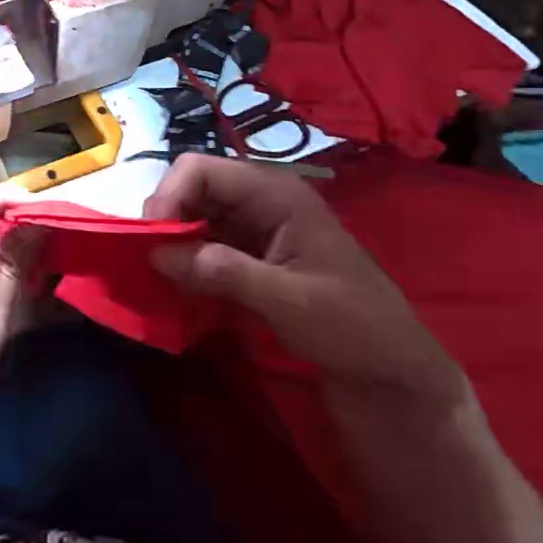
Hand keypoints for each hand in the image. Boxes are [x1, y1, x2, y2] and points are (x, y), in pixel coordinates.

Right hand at [144, 155, 464, 405]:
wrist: (391, 372)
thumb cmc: (352, 327)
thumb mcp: (288, 299)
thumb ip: (223, 271)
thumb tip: (157, 252)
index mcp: (274, 192)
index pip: (200, 169)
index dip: (167, 195)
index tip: (151, 240)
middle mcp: (259, 199)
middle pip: (191, 189)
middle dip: (165, 220)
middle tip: (150, 262)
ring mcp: (253, 227)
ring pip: (192, 217)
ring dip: (172, 243)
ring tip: (158, 277)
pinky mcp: (249, 254)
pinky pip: (202, 244)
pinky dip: (185, 262)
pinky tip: (178, 288)